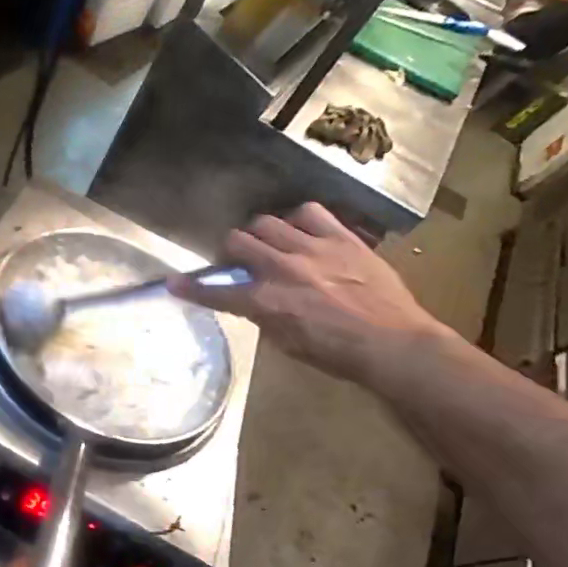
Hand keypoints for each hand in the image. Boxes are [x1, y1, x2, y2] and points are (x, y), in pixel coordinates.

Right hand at [169, 203, 457, 389]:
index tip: (174, 284)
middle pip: (238, 240)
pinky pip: (310, 212)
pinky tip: (302, 231)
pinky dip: (299, 220)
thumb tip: (251, 301)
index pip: (217, 291)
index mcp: (266, 302)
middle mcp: (282, 268)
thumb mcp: (288, 345)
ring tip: (271, 243)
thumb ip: (263, 317)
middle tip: (240, 260)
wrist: (394, 344)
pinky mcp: (341, 237)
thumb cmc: (338, 354)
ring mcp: (312, 248)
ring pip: (268, 222)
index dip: (191, 289)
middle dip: (232, 250)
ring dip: (261, 234)